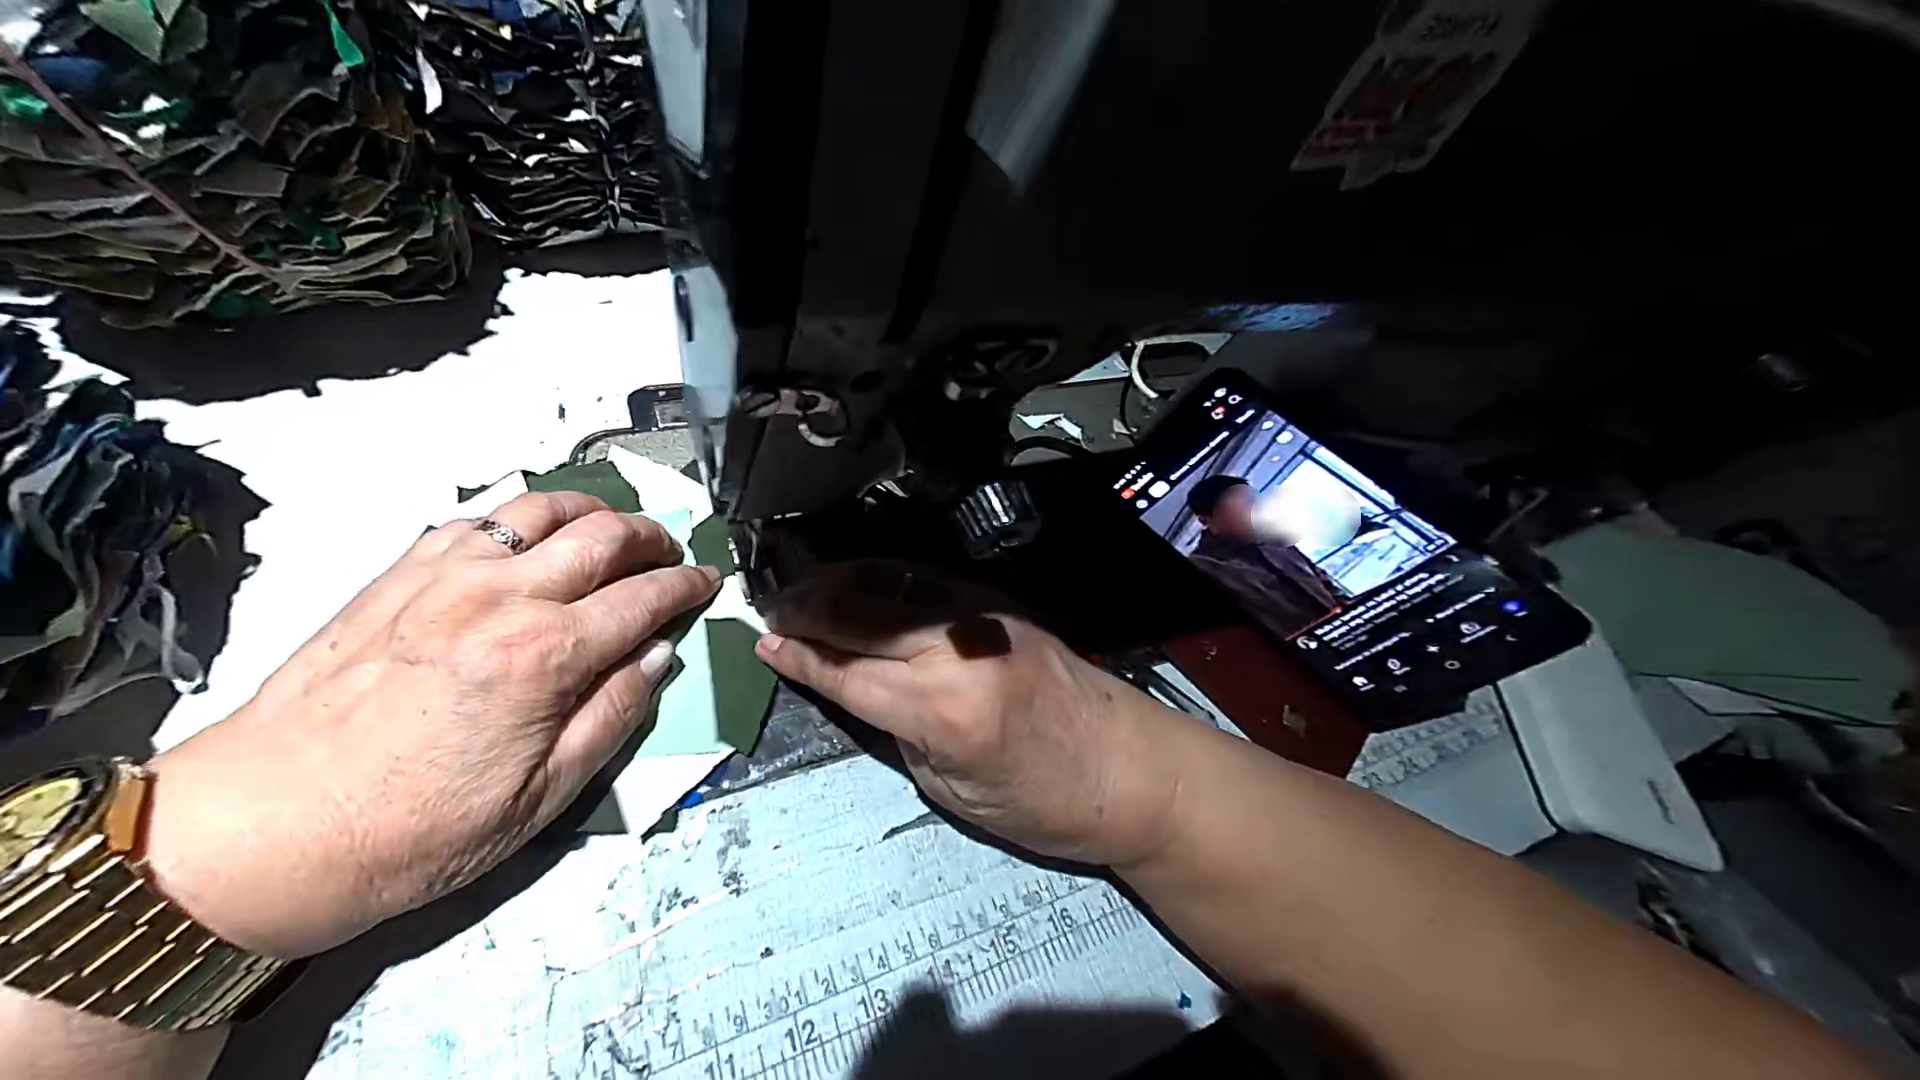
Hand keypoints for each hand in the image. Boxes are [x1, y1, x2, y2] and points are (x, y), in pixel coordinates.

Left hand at [142, 492, 721, 958]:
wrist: (253, 836)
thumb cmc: (412, 832)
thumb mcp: (543, 797)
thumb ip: (613, 715)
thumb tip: (656, 656)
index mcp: (546, 655)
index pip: (645, 598)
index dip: (688, 585)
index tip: (707, 581)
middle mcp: (503, 597)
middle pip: (605, 536)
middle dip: (653, 537)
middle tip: (671, 553)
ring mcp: (445, 577)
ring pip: (542, 508)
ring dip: (594, 511)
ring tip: (613, 530)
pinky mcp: (397, 576)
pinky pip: (476, 520)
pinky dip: (522, 518)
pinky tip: (531, 542)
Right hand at [755, 564, 1193, 867]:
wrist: (1128, 766)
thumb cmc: (1042, 803)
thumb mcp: (951, 789)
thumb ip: (899, 729)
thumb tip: (859, 686)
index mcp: (940, 709)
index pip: (847, 671)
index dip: (798, 655)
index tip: (762, 639)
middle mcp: (956, 648)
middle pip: (861, 613)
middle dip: (807, 606)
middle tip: (770, 606)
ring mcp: (982, 617)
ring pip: (891, 584)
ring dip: (840, 582)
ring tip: (805, 590)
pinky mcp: (1001, 605)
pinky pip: (926, 584)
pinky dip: (884, 581)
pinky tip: (864, 587)